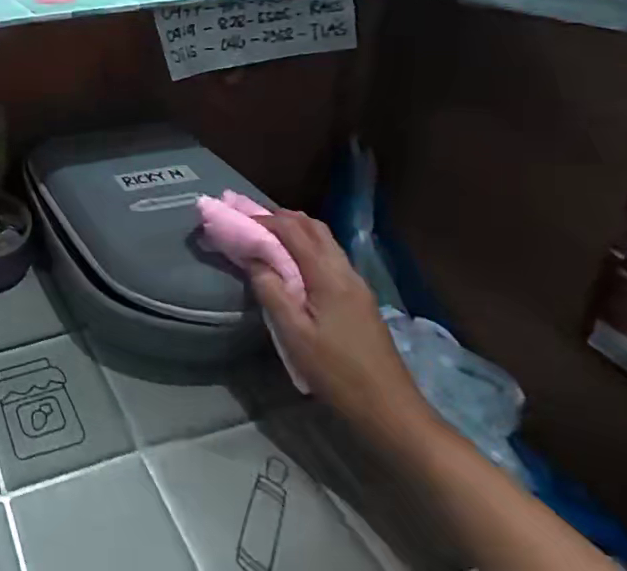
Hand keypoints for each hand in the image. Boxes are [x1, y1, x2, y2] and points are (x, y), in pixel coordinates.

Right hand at [250, 211, 434, 434]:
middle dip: (281, 218)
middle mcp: (346, 272)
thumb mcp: (294, 334)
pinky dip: (307, 249)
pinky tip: (292, 265)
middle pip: (314, 228)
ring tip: (265, 238)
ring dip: (295, 232)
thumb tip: (253, 258)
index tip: (236, 217)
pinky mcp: (360, 299)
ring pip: (324, 241)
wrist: (390, 409)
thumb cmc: (337, 373)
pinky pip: (330, 258)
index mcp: (329, 277)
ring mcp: (357, 285)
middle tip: (250, 221)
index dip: (264, 218)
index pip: (294, 230)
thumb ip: (272, 291)